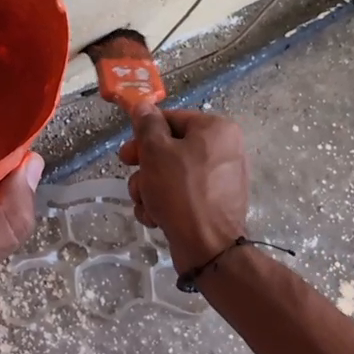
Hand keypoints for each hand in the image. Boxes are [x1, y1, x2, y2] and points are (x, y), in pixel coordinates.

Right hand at [118, 103, 250, 272]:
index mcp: (217, 129)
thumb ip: (147, 125)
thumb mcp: (156, 151)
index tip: (128, 152)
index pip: (170, 119)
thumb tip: (143, 105)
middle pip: (170, 147)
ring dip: (150, 187)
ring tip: (145, 202)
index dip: (144, 134)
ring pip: (172, 173)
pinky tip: (155, 216)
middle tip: (131, 175)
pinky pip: (184, 193)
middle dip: (146, 166)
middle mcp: (225, 149)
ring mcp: (222, 178)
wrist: (208, 248)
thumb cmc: (181, 191)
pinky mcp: (216, 203)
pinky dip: (165, 202)